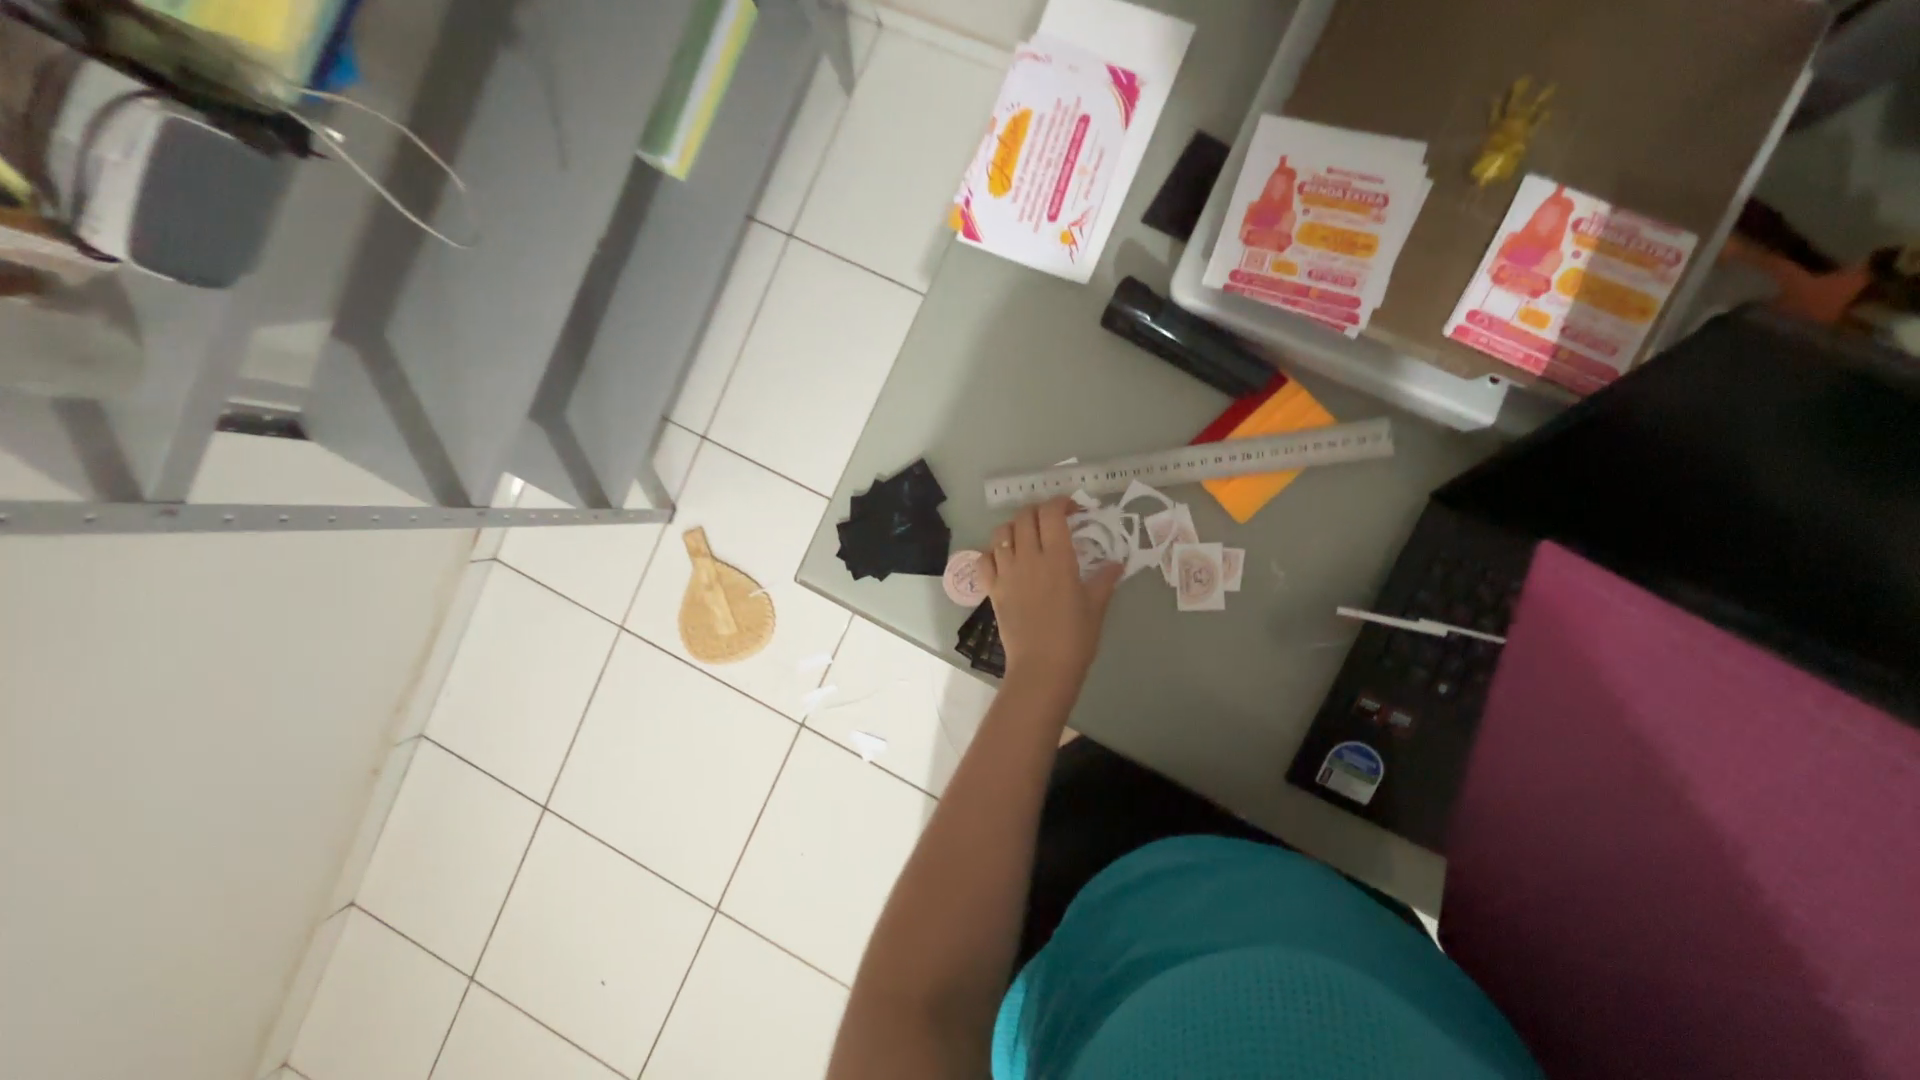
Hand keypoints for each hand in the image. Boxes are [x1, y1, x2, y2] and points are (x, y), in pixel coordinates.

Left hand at [978, 497, 1123, 693]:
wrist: (1042, 668)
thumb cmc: (1075, 638)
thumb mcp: (1096, 606)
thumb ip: (1105, 580)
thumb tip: (1117, 564)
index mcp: (1058, 558)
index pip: (1052, 513)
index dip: (1060, 503)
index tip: (1071, 509)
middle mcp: (1029, 558)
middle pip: (1025, 517)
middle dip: (1038, 511)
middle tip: (1051, 522)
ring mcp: (1007, 573)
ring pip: (1001, 533)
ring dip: (1014, 528)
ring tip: (1026, 537)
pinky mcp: (992, 589)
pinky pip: (983, 559)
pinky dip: (991, 552)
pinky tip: (1003, 559)